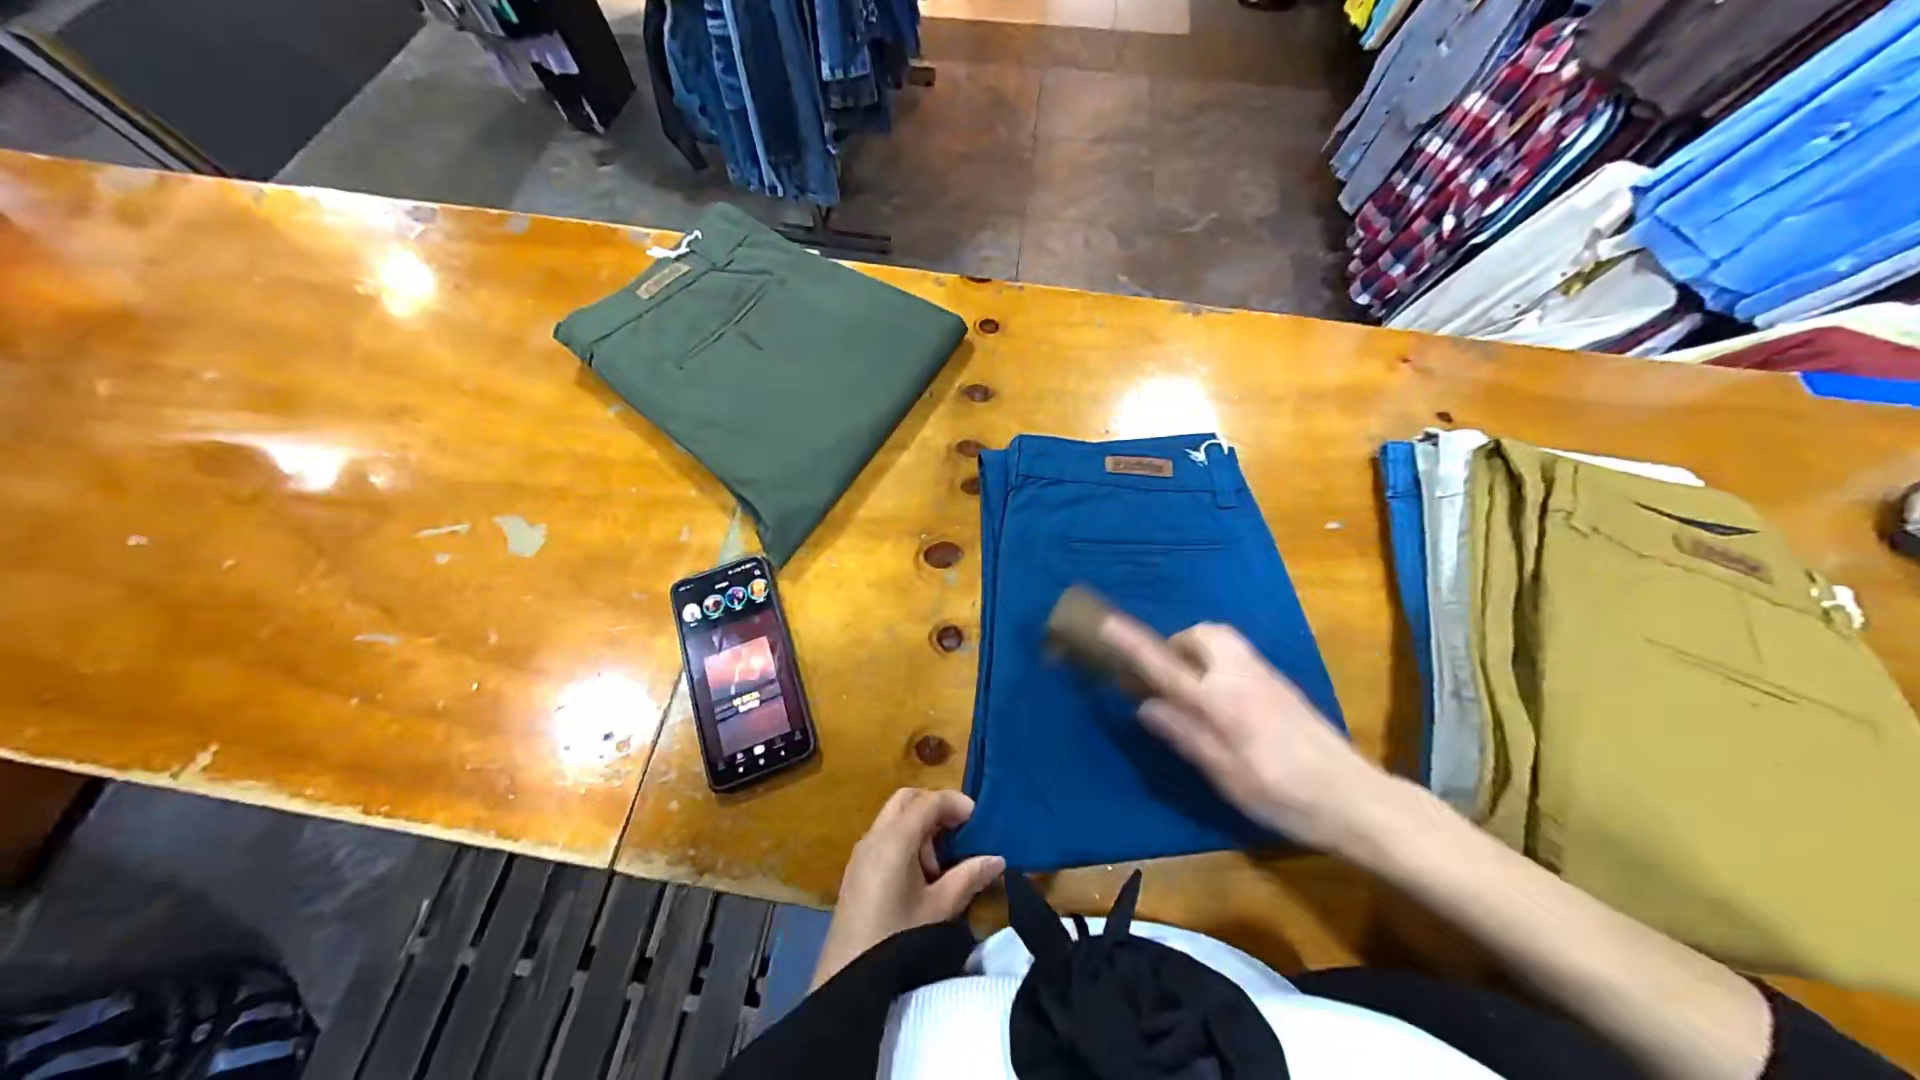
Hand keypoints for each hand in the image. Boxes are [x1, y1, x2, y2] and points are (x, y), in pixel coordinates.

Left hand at [812, 788, 1005, 987]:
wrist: (848, 976)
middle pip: (907, 799)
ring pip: (894, 817)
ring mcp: (862, 851)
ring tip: (940, 866)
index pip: (929, 801)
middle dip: (936, 809)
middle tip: (959, 835)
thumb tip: (997, 859)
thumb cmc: (898, 938)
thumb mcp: (940, 908)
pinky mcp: (856, 868)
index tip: (979, 822)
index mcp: (895, 838)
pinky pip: (885, 836)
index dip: (957, 804)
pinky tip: (920, 878)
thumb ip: (970, 877)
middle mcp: (874, 835)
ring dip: (921, 827)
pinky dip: (906, 841)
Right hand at [1102, 617, 1397, 854]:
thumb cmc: (1285, 796)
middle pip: (1202, 634)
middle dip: (1175, 642)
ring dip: (1197, 649)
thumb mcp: (1226, 775)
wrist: (1357, 800)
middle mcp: (1242, 677)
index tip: (1106, 622)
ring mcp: (1267, 677)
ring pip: (1222, 640)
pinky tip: (1220, 695)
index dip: (1133, 644)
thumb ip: (1184, 735)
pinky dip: (1217, 659)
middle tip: (1164, 674)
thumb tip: (1145, 706)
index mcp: (1221, 702)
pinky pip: (1238, 654)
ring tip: (1188, 683)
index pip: (1166, 666)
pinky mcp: (1282, 685)